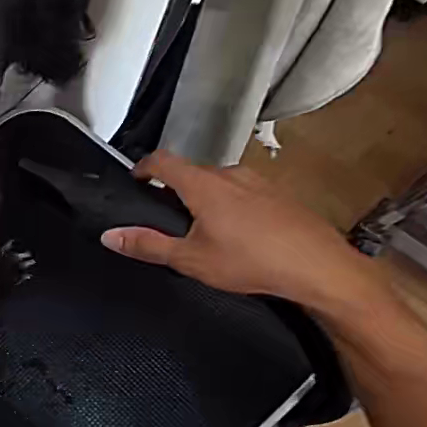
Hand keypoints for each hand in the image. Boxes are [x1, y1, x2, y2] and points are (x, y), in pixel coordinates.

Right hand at [99, 152, 378, 314]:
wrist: (315, 265)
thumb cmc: (251, 261)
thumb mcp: (190, 259)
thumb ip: (148, 245)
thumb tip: (111, 236)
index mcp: (202, 184)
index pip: (162, 160)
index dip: (143, 167)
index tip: (135, 178)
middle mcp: (230, 174)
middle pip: (192, 172)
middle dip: (175, 189)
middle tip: (167, 218)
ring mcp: (258, 182)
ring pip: (220, 183)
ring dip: (205, 199)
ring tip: (203, 232)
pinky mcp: (278, 195)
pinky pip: (244, 194)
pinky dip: (232, 207)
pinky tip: (238, 237)